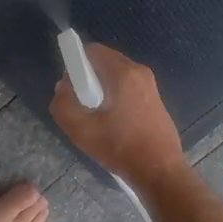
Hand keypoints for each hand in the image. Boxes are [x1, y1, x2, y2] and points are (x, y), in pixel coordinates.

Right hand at [50, 42, 185, 187]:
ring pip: (116, 77)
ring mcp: (151, 86)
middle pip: (105, 63)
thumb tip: (63, 88)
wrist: (159, 171)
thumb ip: (63, 104)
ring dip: (101, 91)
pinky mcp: (155, 101)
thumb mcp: (81, 130)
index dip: (75, 66)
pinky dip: (115, 98)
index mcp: (124, 73)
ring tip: (96, 119)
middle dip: (88, 79)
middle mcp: (140, 72)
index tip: (71, 90)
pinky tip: (113, 125)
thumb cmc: (120, 148)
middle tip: (82, 107)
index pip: (92, 51)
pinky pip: (127, 89)